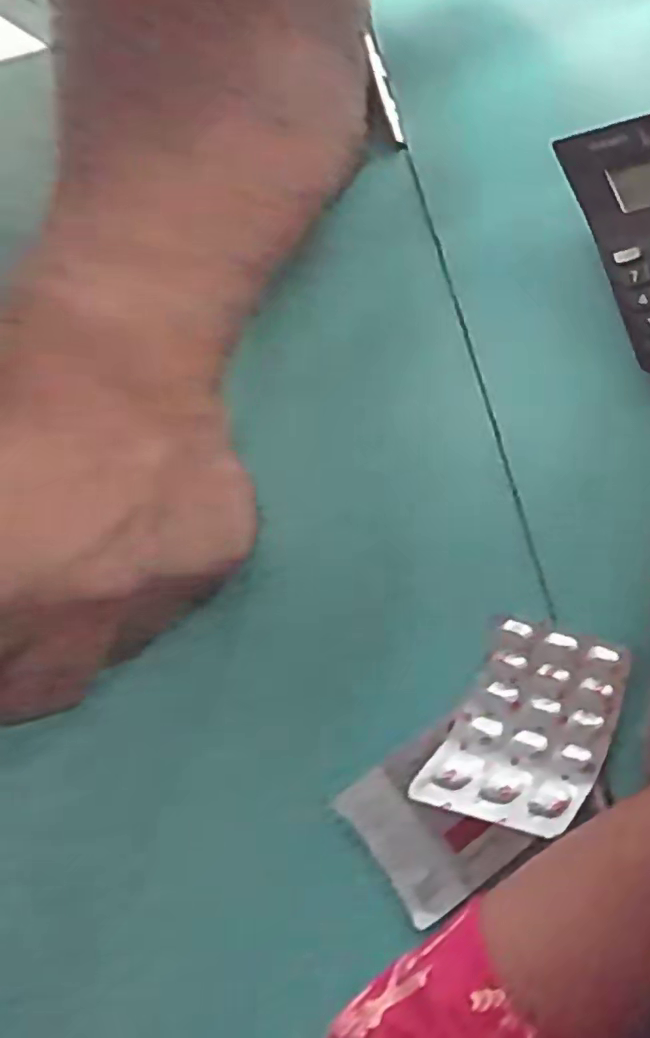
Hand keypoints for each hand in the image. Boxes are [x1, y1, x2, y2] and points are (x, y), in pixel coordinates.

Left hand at [0, 363, 255, 721]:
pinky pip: (175, 604)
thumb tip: (7, 578)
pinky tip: (130, 551)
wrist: (120, 367)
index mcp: (1, 585)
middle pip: (37, 691)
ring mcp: (158, 585)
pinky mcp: (217, 560)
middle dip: (9, 681)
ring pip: (111, 651)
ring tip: (65, 589)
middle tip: (6, 630)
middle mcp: (73, 603)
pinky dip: (144, 593)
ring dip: (76, 636)